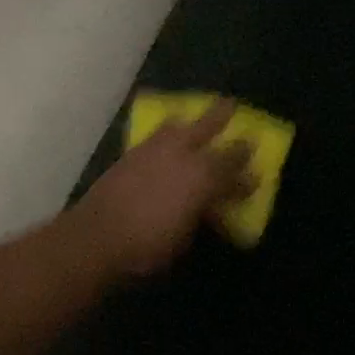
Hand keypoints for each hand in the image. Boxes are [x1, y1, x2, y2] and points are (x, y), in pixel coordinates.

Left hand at [66, 99, 254, 277]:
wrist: (98, 235)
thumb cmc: (148, 246)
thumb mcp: (185, 237)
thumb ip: (202, 215)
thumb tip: (210, 206)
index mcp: (203, 178)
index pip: (232, 171)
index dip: (246, 175)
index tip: (256, 174)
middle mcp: (182, 155)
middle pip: (208, 131)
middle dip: (223, 120)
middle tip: (234, 108)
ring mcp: (155, 149)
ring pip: (181, 125)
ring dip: (194, 119)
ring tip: (201, 112)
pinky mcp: (133, 152)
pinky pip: (158, 133)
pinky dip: (169, 129)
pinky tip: (171, 130)